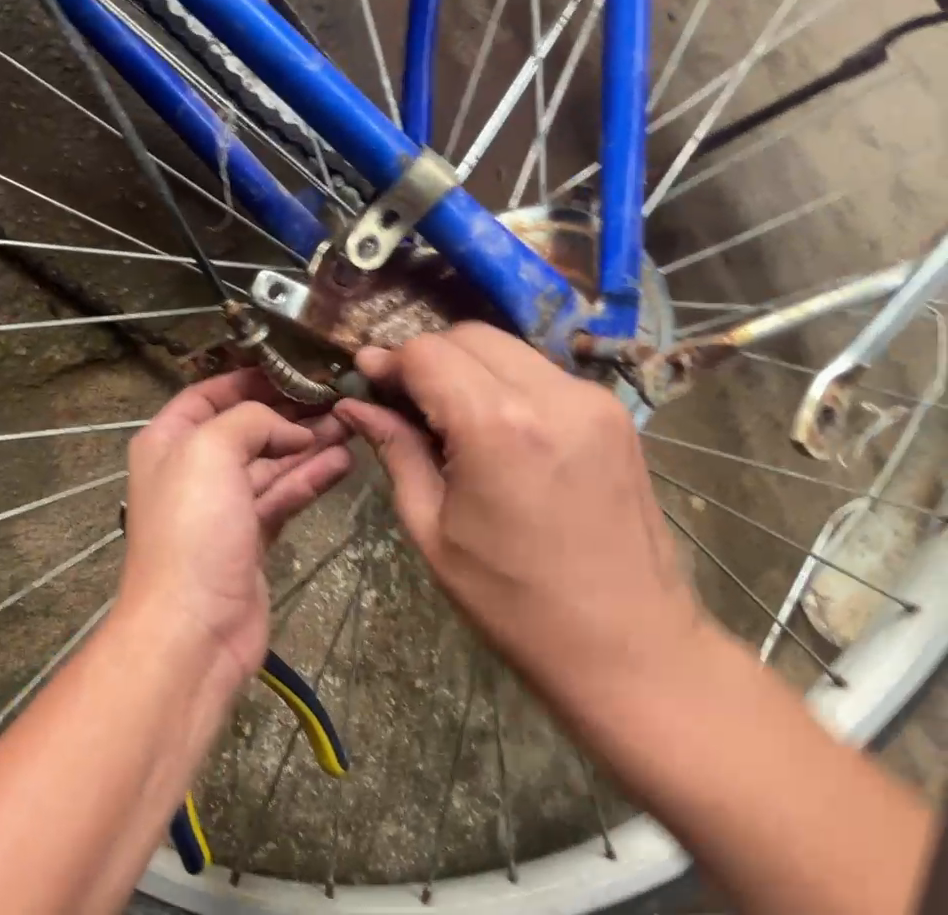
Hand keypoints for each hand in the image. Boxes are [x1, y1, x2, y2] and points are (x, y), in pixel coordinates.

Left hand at [120, 368, 354, 688]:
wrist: (193, 626)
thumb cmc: (192, 529)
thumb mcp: (209, 452)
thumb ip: (249, 422)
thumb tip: (288, 428)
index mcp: (166, 441)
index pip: (207, 395)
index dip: (248, 380)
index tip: (296, 367)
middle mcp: (190, 469)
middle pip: (244, 428)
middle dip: (287, 411)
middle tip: (337, 395)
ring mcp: (222, 506)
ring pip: (269, 463)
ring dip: (307, 443)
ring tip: (352, 422)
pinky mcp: (251, 538)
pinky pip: (282, 497)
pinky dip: (310, 479)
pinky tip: (344, 461)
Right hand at [332, 324, 706, 718]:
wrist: (627, 644)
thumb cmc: (510, 598)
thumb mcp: (429, 526)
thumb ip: (395, 451)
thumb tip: (354, 407)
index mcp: (497, 427)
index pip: (427, 353)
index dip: (387, 362)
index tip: (362, 384)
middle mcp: (551, 396)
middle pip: (468, 336)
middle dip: (423, 358)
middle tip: (395, 399)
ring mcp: (593, 402)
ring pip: (506, 348)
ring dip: (463, 366)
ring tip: (438, 414)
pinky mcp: (615, 417)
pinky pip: (540, 373)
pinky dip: (501, 381)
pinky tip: (484, 425)